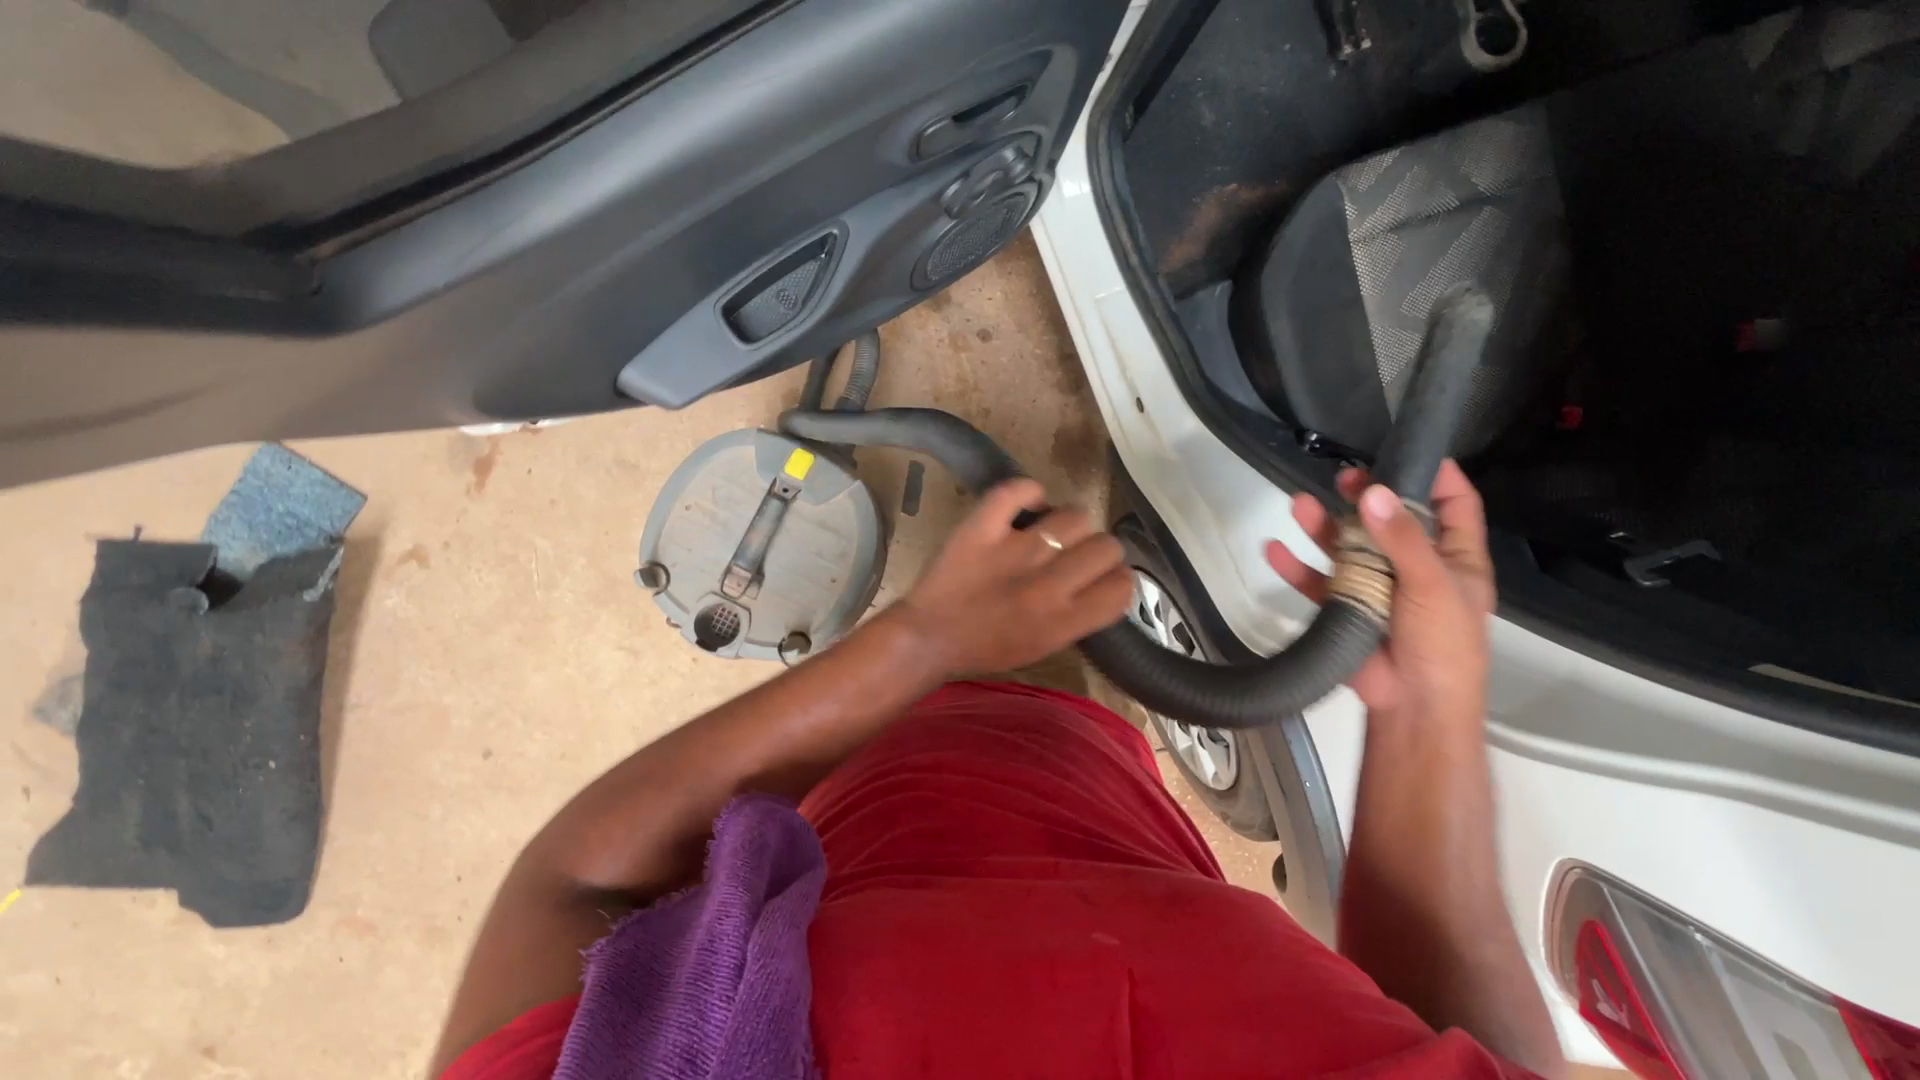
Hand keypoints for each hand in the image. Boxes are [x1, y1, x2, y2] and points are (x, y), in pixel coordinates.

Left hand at [895, 477, 1133, 677]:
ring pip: (1074, 516)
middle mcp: (1046, 585)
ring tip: (1051, 533)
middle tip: (1076, 555)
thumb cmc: (988, 647)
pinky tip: (1028, 503)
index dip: (1117, 578)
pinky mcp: (981, 528)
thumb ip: (1080, 615)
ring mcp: (1013, 551)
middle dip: (1098, 550)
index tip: (1101, 578)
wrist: (929, 638)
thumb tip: (1106, 580)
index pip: (1122, 586)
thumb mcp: (1044, 646)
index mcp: (1063, 621)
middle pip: (1106, 546)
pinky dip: (1027, 491)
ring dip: (1069, 523)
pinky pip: (1017, 490)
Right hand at [1264, 460, 1493, 721]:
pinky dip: (1295, 567)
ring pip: (1347, 547)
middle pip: (1390, 521)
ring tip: (1298, 505)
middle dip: (1367, 497)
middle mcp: (1415, 567)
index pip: (1455, 505)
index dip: (1439, 477)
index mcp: (1454, 559)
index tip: (1412, 452)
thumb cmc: (1443, 643)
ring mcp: (1378, 587)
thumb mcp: (1433, 585)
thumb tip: (1373, 492)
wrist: (1413, 705)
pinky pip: (1317, 582)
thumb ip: (1402, 539)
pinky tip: (1275, 551)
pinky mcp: (1346, 608)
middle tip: (1344, 477)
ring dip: (1322, 527)